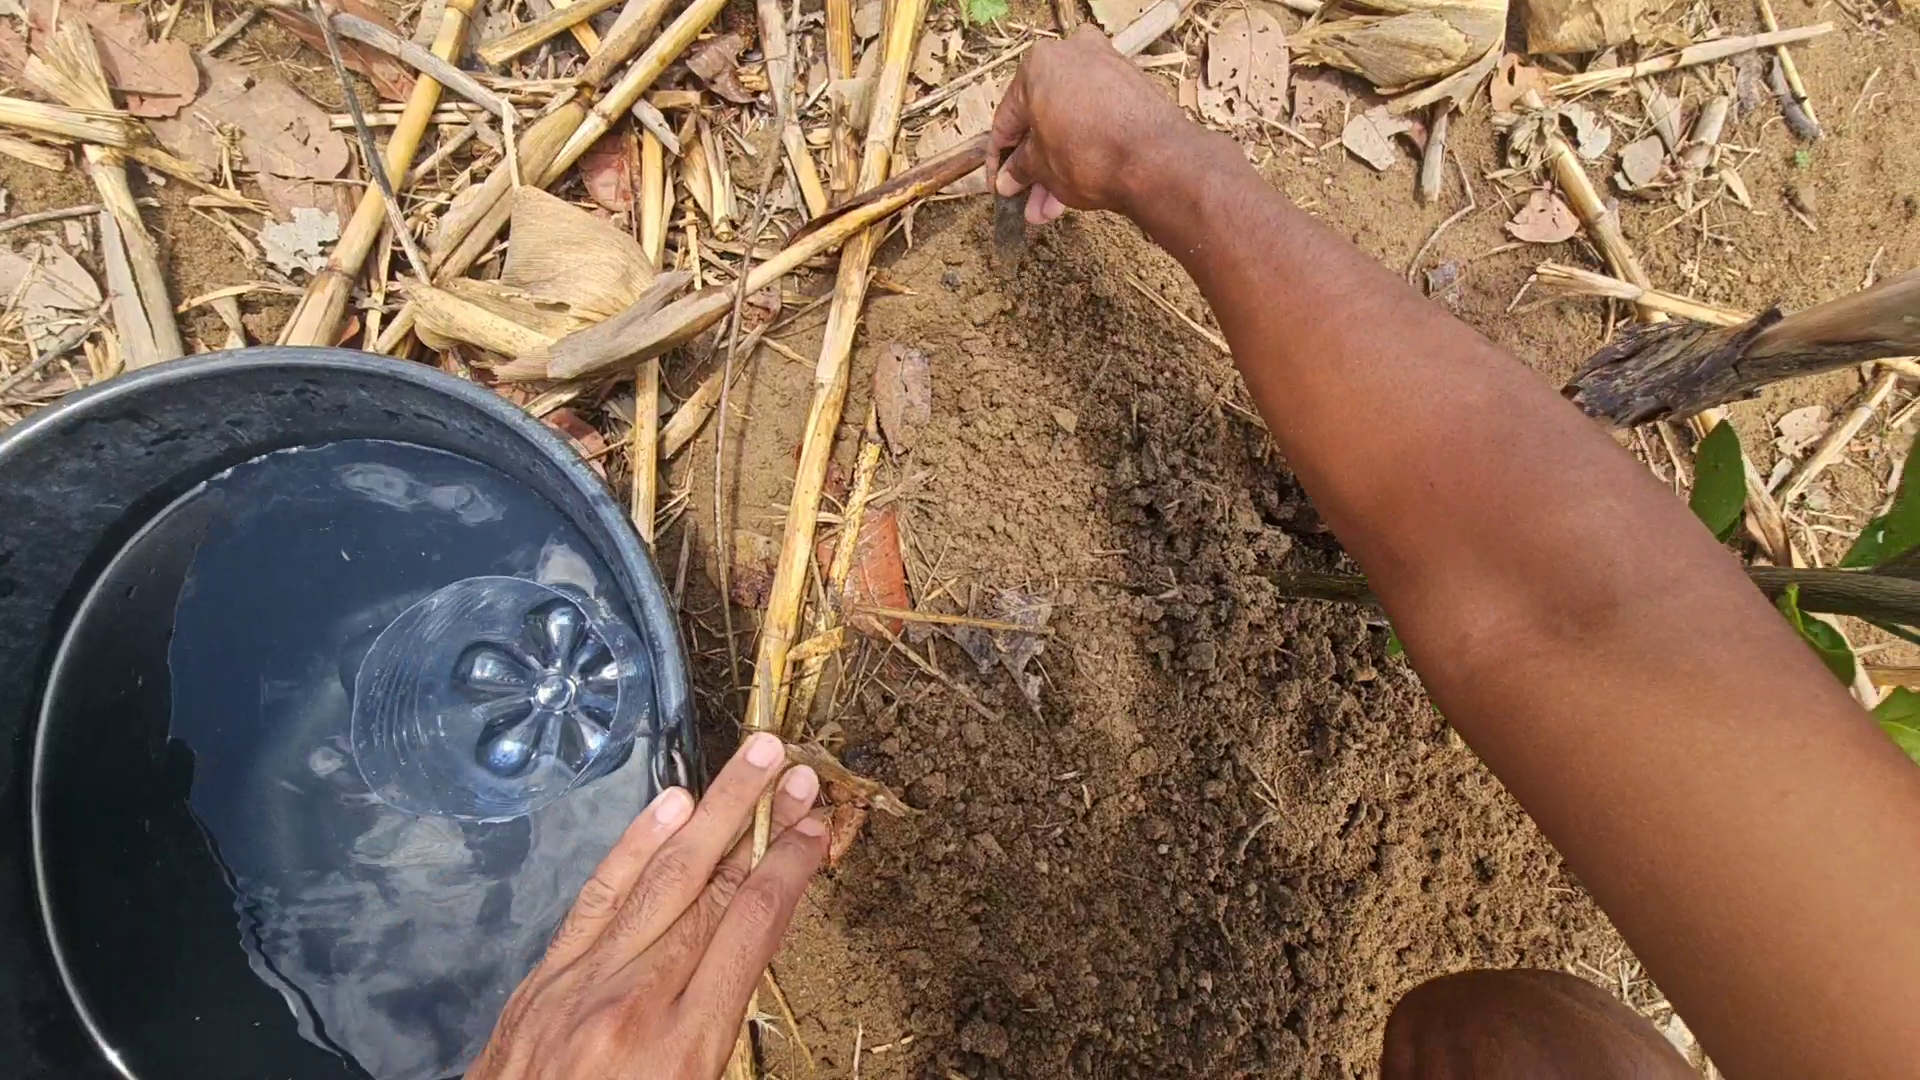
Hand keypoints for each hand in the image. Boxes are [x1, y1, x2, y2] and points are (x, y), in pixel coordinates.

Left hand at [468, 732, 826, 1079]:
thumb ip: (727, 1019)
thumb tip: (757, 935)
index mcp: (684, 1049)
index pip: (753, 925)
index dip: (791, 865)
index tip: (817, 827)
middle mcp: (634, 1003)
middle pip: (716, 887)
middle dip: (763, 820)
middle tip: (796, 769)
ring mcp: (580, 985)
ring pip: (663, 874)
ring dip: (715, 809)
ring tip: (753, 760)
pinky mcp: (541, 981)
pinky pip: (598, 896)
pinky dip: (636, 843)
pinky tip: (671, 802)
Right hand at [988, 26, 1197, 223]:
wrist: (1154, 159)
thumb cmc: (1089, 156)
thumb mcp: (1042, 168)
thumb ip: (1020, 169)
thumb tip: (1007, 179)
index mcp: (1038, 65)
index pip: (1006, 120)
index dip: (999, 161)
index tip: (999, 186)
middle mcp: (1070, 55)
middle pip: (1040, 123)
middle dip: (1032, 171)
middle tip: (1027, 203)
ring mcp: (1103, 66)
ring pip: (1066, 126)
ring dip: (1053, 170)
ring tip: (1048, 210)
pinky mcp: (1129, 85)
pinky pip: (1091, 121)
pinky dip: (1078, 151)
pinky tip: (1071, 189)